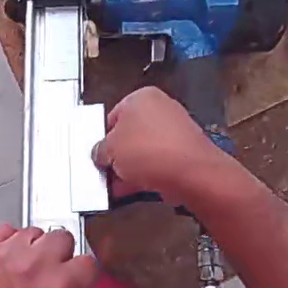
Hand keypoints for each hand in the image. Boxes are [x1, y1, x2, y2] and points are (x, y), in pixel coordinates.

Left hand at [0, 224, 98, 287]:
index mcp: (62, 285)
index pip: (89, 261)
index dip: (83, 272)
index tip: (78, 277)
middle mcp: (40, 264)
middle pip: (63, 237)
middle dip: (60, 252)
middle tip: (52, 268)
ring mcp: (13, 254)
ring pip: (35, 231)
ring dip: (35, 245)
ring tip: (28, 262)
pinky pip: (6, 230)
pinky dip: (9, 240)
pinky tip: (9, 255)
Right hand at [92, 87, 243, 209]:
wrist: (190, 173)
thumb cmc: (149, 151)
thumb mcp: (109, 149)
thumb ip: (99, 150)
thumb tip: (100, 154)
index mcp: (142, 97)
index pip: (113, 116)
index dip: (102, 137)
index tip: (97, 154)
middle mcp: (162, 110)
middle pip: (130, 136)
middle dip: (117, 157)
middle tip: (105, 172)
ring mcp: (176, 132)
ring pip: (144, 153)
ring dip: (130, 170)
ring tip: (116, 187)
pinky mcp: (186, 154)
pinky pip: (159, 165)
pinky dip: (147, 177)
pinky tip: (134, 190)